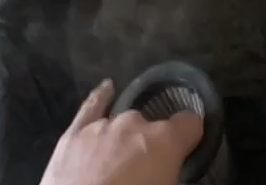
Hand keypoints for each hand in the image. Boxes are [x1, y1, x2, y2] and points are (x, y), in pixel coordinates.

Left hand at [39, 79, 203, 184]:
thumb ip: (172, 173)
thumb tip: (169, 171)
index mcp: (164, 141)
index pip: (190, 123)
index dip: (192, 135)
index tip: (191, 146)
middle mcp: (135, 123)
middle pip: (152, 128)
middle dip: (151, 148)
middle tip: (145, 176)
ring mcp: (103, 125)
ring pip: (123, 124)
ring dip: (126, 142)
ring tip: (120, 167)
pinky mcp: (74, 134)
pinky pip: (91, 107)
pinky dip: (101, 97)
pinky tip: (108, 89)